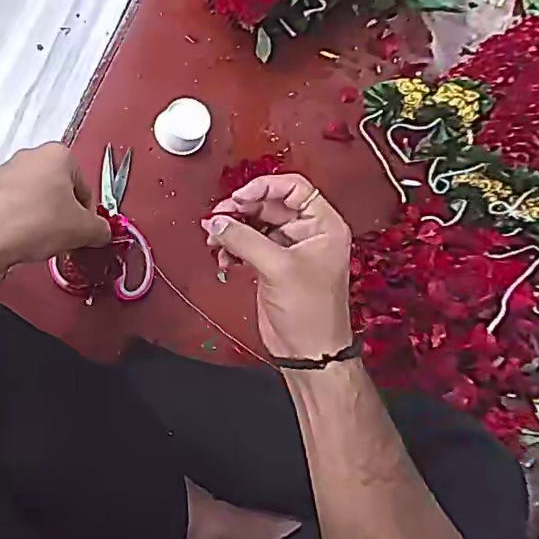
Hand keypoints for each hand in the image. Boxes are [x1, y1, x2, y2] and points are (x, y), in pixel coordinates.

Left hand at [0, 143, 110, 276]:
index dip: (87, 214)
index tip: (82, 232)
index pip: (84, 187)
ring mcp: (6, 170)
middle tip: (63, 237)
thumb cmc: (37, 224)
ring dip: (43, 216)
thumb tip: (101, 232)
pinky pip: (14, 203)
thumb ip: (101, 229)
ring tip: (40, 240)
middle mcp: (31, 155)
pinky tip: (20, 237)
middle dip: (64, 213)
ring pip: (37, 196)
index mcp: (59, 154)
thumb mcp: (83, 231)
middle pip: (60, 189)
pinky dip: (21, 218)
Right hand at [203, 174, 353, 360]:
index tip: (239, 196)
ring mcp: (289, 249)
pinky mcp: (273, 265)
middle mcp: (307, 233)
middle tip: (219, 217)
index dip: (265, 187)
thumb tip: (218, 222)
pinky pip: (248, 244)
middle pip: (270, 204)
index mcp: (323, 225)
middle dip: (241, 209)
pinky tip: (223, 257)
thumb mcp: (279, 268)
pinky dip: (233, 247)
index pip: (294, 188)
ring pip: (255, 224)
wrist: (308, 352)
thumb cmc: (312, 313)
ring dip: (232, 228)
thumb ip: (245, 240)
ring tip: (215, 238)